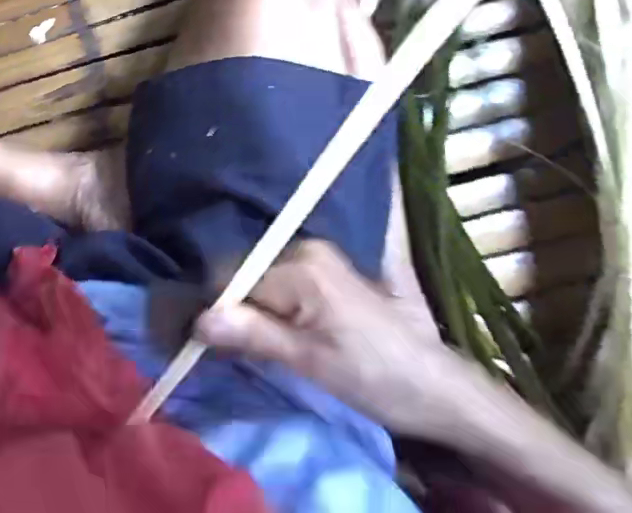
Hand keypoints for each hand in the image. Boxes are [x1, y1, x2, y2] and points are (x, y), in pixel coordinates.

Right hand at [194, 240, 480, 439]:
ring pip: (259, 273)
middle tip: (222, 348)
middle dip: (228, 305)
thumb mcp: (311, 363)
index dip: (210, 306)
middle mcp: (306, 246)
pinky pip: (277, 277)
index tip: (196, 341)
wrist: (434, 385)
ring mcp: (317, 254)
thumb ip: (254, 335)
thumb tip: (199, 318)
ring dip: (245, 305)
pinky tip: (266, 328)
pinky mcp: (324, 267)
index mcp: (302, 265)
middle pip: (244, 270)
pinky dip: (264, 301)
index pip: (232, 275)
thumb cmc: (375, 377)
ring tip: (242, 343)